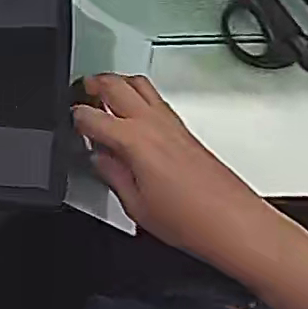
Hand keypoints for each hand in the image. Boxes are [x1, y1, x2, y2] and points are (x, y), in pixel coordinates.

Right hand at [73, 73, 295, 278]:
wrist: (237, 226)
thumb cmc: (192, 221)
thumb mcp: (135, 205)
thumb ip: (111, 175)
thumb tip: (100, 160)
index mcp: (132, 140)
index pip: (91, 116)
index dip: (74, 118)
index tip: (70, 123)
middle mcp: (152, 124)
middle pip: (115, 84)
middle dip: (93, 84)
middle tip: (81, 90)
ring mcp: (171, 124)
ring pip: (139, 83)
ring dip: (118, 82)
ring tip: (105, 92)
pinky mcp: (186, 130)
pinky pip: (157, 99)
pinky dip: (139, 96)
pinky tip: (135, 113)